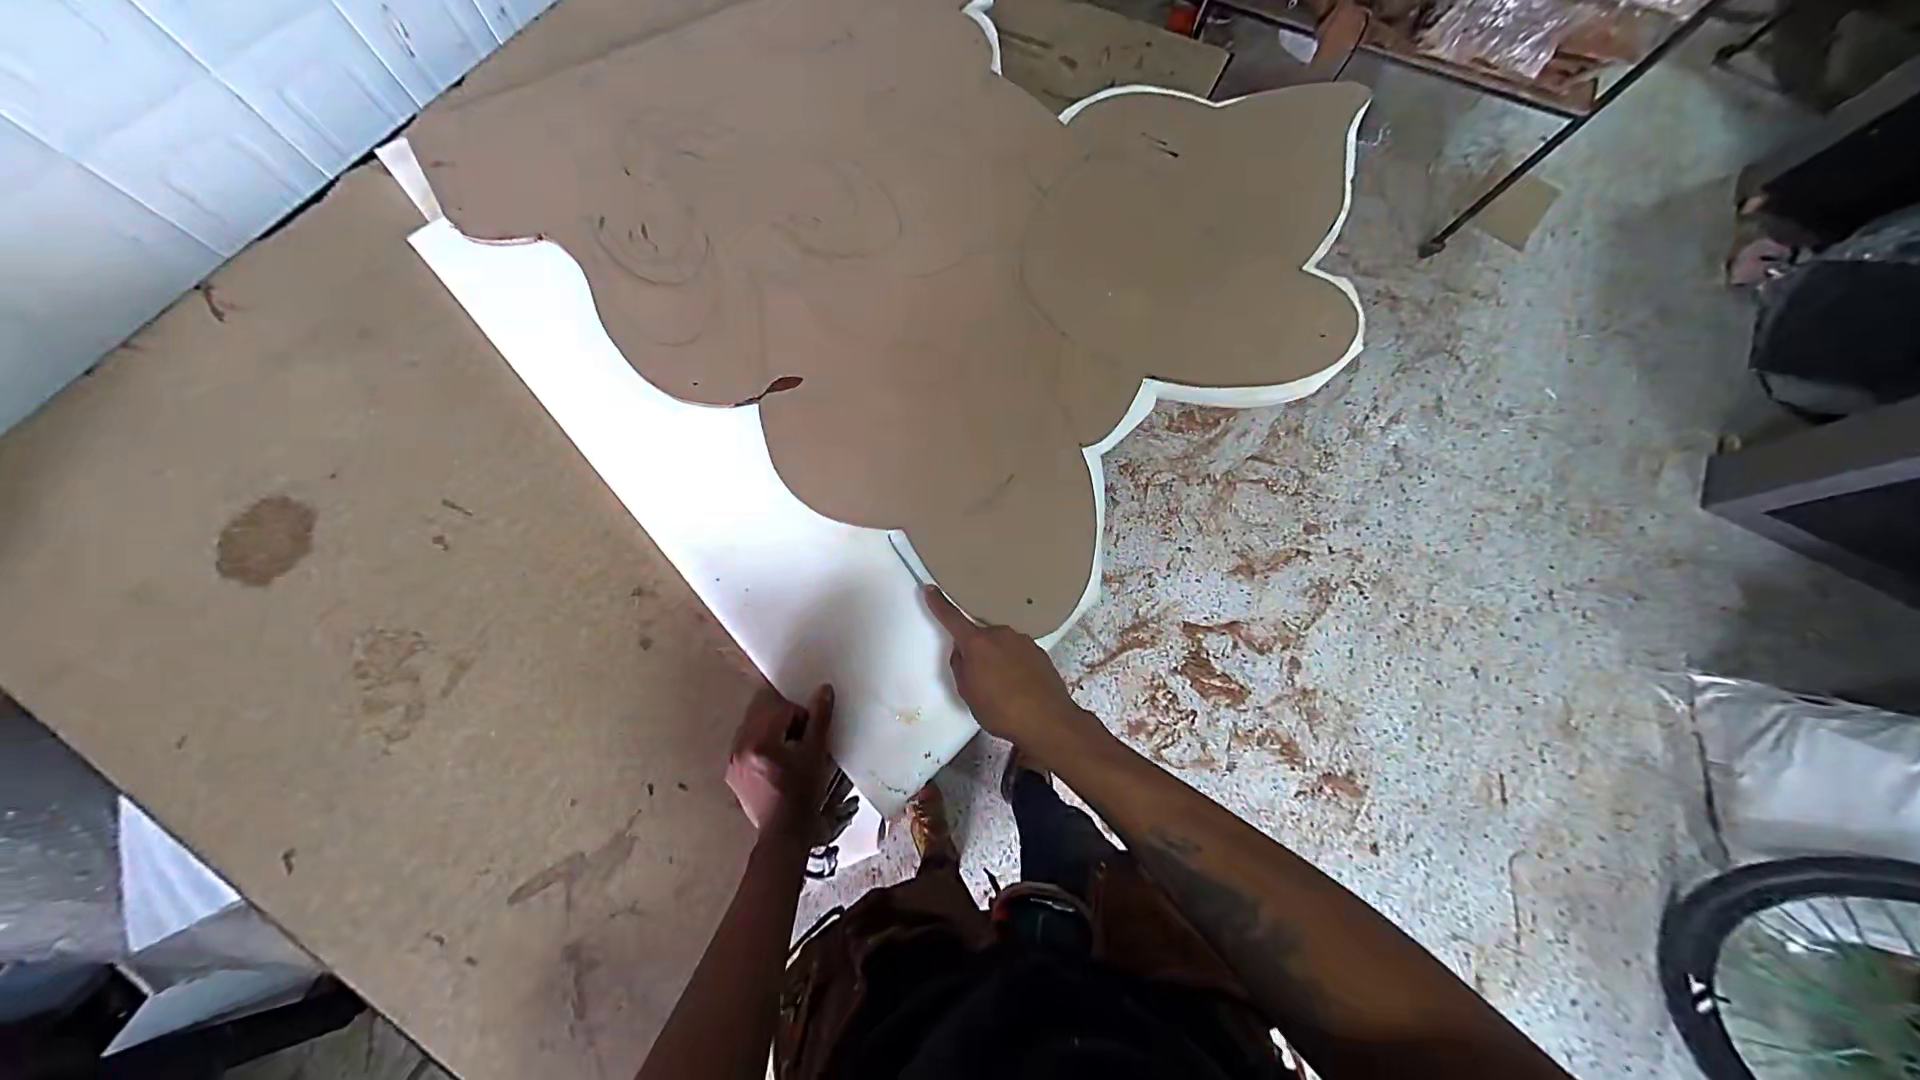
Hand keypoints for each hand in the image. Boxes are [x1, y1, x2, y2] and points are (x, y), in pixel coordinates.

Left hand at [726, 684, 840, 845]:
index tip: (809, 734)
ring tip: (789, 753)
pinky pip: (746, 745)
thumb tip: (823, 692)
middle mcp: (740, 750)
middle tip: (799, 740)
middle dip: (784, 720)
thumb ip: (819, 719)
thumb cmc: (802, 794)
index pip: (781, 709)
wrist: (786, 831)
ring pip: (754, 728)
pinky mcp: (732, 773)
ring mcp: (733, 763)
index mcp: (759, 743)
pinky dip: (762, 745)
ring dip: (773, 731)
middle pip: (763, 714)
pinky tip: (777, 763)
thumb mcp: (816, 753)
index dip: (800, 716)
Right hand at [922, 586, 1110, 766]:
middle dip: (977, 653)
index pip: (952, 618)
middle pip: (981, 637)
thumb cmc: (1002, 710)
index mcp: (977, 643)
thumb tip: (962, 653)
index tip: (931, 590)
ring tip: (1003, 690)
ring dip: (998, 661)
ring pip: (1001, 645)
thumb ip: (960, 666)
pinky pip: (1018, 654)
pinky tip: (1019, 689)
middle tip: (980, 680)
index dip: (939, 604)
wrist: (1047, 721)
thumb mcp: (968, 692)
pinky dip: (1015, 667)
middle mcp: (1001, 635)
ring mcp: (1023, 641)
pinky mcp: (1039, 652)